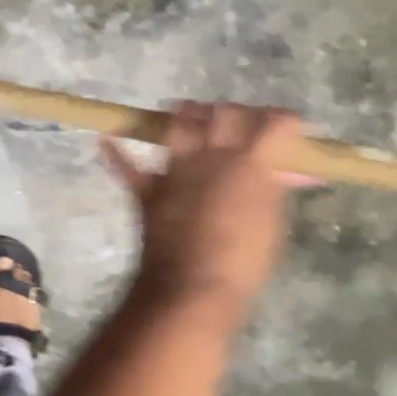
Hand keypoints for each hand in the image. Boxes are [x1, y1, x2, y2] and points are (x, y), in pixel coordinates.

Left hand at [100, 102, 307, 315]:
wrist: (193, 284)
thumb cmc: (245, 260)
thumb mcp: (273, 222)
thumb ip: (271, 188)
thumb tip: (274, 173)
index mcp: (250, 163)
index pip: (274, 123)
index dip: (285, 119)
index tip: (289, 123)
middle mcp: (210, 156)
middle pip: (222, 112)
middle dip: (234, 111)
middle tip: (239, 119)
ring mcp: (173, 170)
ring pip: (176, 125)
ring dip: (184, 115)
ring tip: (189, 113)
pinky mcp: (146, 190)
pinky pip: (125, 166)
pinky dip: (116, 153)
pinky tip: (107, 140)